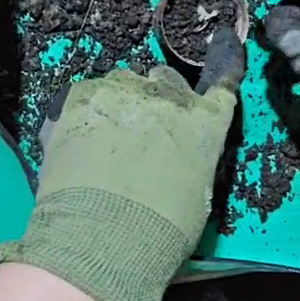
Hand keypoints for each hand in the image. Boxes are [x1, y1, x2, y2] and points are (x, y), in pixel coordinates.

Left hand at [0, 26, 243, 300]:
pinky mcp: (80, 95)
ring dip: (120, 104)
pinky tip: (78, 140)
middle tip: (141, 133)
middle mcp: (167, 95)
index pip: (222, 87)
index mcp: (205, 121)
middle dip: (157, 101)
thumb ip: (192, 158)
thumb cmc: (160, 232)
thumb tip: (180, 153)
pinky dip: (86, 111)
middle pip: (165, 81)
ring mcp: (121, 90)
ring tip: (103, 140)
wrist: (101, 237)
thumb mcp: (196, 196)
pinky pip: (88, 93)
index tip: (217, 63)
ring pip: (123, 84)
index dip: (218, 76)